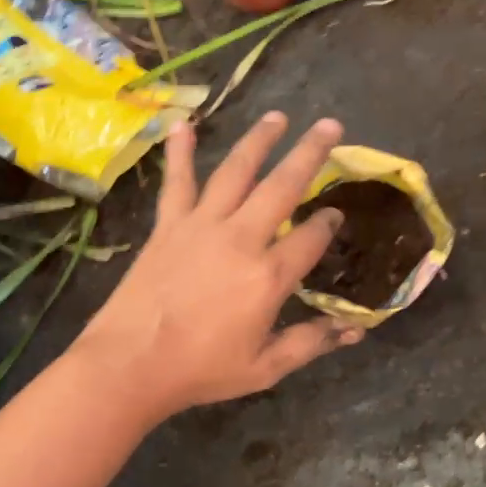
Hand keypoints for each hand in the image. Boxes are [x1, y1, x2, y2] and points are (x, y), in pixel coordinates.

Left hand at [68, 113, 362, 423]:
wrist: (129, 364)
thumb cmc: (200, 370)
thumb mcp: (265, 367)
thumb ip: (311, 342)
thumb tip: (356, 330)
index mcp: (268, 276)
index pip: (312, 238)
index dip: (329, 223)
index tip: (337, 214)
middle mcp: (241, 239)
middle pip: (283, 186)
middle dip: (310, 153)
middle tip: (331, 126)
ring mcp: (202, 226)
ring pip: (236, 171)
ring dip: (259, 140)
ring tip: (277, 117)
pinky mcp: (168, 225)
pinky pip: (177, 182)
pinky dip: (178, 152)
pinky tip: (182, 123)